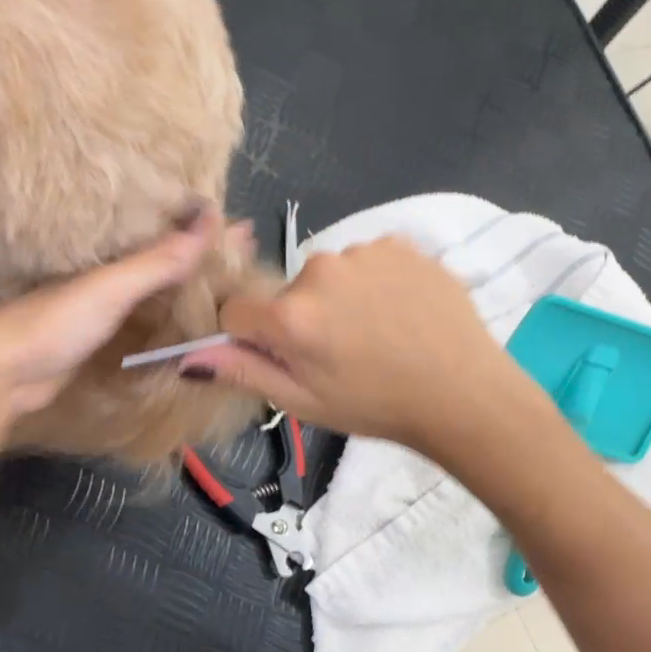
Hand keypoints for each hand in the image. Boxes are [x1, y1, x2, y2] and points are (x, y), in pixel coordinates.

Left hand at [0, 207, 235, 417]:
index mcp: (107, 253)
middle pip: (165, 264)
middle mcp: (108, 277)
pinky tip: (190, 328)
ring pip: (156, 296)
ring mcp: (104, 312)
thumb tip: (211, 221)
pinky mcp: (100, 344)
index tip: (245, 232)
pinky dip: (168, 324)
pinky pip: (144, 327)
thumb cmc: (52, 325)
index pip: (166, 234)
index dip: (203, 231)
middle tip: (248, 264)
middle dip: (202, 262)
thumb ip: (156, 262)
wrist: (1, 376)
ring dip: (188, 294)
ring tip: (231, 294)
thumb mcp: (108, 290)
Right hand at [181, 235, 549, 462]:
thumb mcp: (302, 402)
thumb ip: (243, 371)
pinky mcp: (400, 244)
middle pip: (285, 294)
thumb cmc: (375, 406)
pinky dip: (372, 284)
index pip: (236, 311)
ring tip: (373, 335)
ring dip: (337, 301)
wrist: (463, 393)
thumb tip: (187, 356)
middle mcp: (320, 270)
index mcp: (291, 315)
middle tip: (338, 355)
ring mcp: (364, 252)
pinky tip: (397, 314)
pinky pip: (365, 262)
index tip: (282, 359)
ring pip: (327, 277)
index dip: (251, 339)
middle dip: (299, 320)